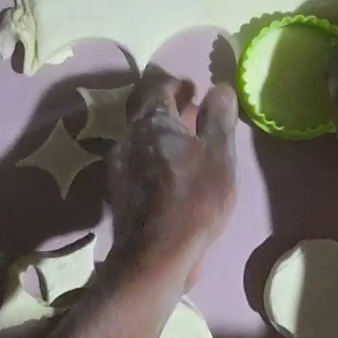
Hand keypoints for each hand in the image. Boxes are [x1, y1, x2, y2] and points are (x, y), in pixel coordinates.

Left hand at [105, 72, 238, 287]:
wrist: (155, 254)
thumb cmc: (194, 199)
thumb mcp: (220, 155)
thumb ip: (219, 117)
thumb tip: (219, 88)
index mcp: (152, 121)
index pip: (158, 85)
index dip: (176, 83)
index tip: (193, 89)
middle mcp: (128, 136)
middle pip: (146, 112)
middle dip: (169, 110)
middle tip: (193, 117)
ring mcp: (118, 165)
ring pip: (140, 139)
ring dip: (161, 137)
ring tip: (186, 148)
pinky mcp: (117, 192)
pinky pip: (137, 163)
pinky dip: (154, 160)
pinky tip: (170, 176)